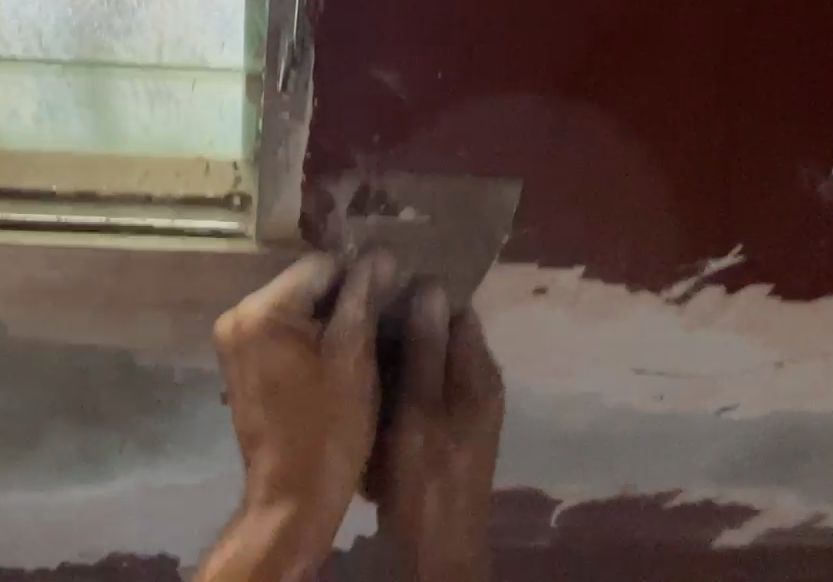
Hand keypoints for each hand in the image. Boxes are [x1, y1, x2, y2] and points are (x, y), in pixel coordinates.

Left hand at [198, 253, 394, 581]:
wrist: (291, 496)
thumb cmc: (329, 426)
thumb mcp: (355, 356)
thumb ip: (364, 297)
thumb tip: (380, 254)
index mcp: (263, 309)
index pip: (321, 265)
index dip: (358, 278)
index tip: (385, 303)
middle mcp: (237, 312)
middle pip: (303, 283)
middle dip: (340, 298)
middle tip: (375, 327)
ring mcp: (232, 336)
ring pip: (293, 304)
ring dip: (324, 316)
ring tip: (356, 344)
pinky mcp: (236, 357)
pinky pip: (278, 326)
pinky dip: (305, 334)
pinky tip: (329, 359)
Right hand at [369, 287, 503, 581]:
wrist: (434, 551)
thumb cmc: (427, 476)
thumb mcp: (421, 407)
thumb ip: (426, 347)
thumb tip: (431, 283)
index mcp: (478, 373)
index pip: (455, 309)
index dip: (420, 292)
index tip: (379, 282)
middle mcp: (474, 383)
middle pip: (439, 331)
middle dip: (402, 319)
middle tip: (358, 308)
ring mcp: (457, 408)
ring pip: (424, 358)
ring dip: (394, 349)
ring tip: (354, 335)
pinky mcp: (438, 427)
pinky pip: (416, 385)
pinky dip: (394, 377)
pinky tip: (363, 377)